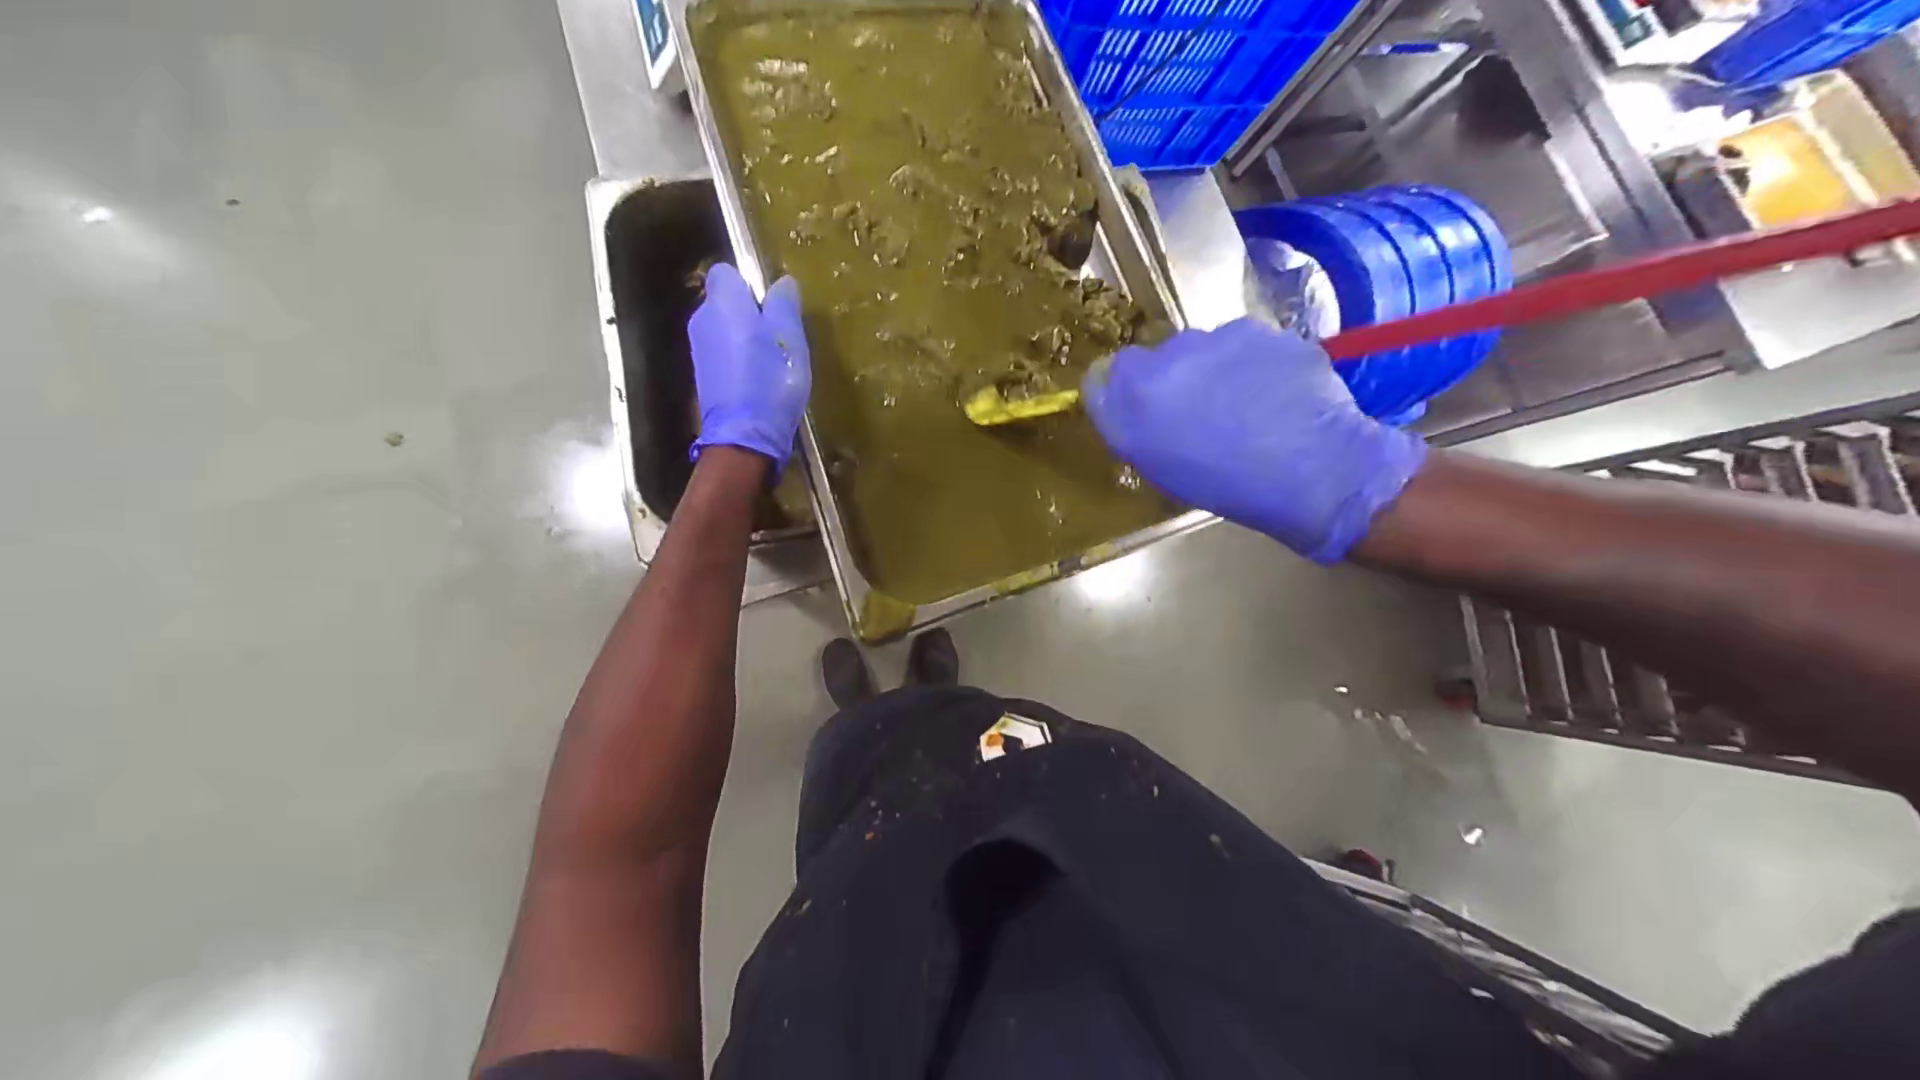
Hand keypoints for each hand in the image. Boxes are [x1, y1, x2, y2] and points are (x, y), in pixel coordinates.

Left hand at [688, 263, 810, 469]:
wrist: (745, 435)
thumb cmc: (771, 379)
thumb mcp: (790, 337)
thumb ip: (784, 303)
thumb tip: (782, 282)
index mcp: (723, 303)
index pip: (726, 272)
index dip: (749, 283)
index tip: (771, 303)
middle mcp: (702, 319)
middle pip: (725, 302)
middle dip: (749, 312)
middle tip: (779, 334)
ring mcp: (699, 349)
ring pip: (725, 329)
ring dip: (746, 338)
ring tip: (772, 360)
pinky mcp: (703, 375)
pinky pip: (723, 353)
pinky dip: (739, 359)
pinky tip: (758, 379)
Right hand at [1082, 318, 1427, 563]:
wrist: (1312, 470)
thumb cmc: (1225, 486)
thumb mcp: (1156, 465)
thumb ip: (1130, 423)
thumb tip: (1129, 396)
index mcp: (1132, 397)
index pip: (1104, 374)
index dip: (1122, 390)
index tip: (1143, 409)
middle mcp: (1165, 357)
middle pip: (1157, 357)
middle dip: (1173, 377)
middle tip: (1201, 413)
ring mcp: (1215, 337)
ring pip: (1204, 347)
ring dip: (1214, 368)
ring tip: (1245, 405)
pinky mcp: (1261, 329)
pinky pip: (1246, 343)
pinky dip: (1254, 362)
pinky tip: (1274, 393)